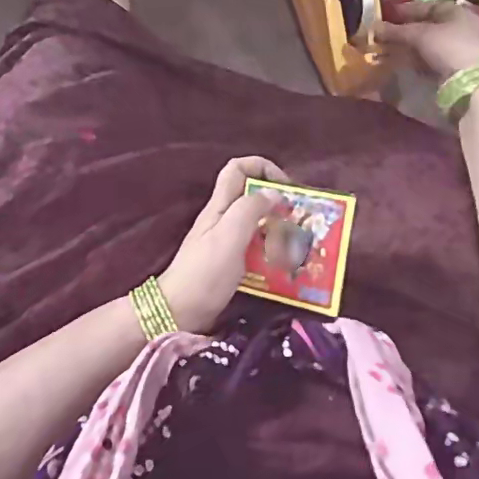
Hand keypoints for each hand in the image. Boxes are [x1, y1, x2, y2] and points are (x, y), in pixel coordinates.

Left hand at [160, 156, 288, 331]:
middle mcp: (223, 218)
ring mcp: (226, 240)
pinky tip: (284, 262)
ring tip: (298, 242)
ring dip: (278, 226)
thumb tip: (274, 193)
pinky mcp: (230, 262)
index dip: (263, 167)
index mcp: (220, 206)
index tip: (286, 187)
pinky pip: (256, 246)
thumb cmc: (204, 273)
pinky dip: (272, 249)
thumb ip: (250, 210)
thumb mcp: (229, 236)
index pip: (238, 168)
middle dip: (277, 199)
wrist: (179, 311)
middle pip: (251, 194)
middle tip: (299, 218)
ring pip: (256, 221)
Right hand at [377, 0, 478, 77]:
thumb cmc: (448, 47)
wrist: (471, 82)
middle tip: (382, 34)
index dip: (407, 9)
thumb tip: (373, 27)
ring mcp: (457, 50)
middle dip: (403, 30)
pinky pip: (428, 60)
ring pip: (426, 45)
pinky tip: (400, 63)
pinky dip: (413, 60)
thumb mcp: (420, 34)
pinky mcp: (452, 69)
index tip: (387, 14)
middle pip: (427, 26)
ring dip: (406, 47)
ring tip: (386, 50)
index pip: (428, 6)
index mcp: (457, 12)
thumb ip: (396, 30)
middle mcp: (459, 28)